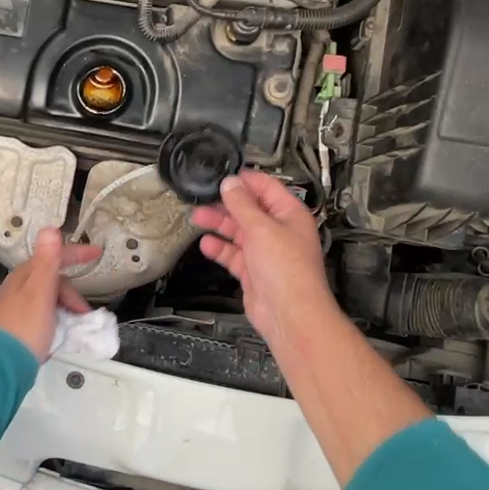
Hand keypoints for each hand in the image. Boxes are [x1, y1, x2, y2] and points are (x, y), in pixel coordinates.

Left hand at [0, 227, 98, 359]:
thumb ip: (47, 262)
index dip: (76, 254)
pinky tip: (58, 334)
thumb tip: (49, 230)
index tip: (96, 253)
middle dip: (72, 294)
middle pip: (52, 281)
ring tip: (73, 327)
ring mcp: (16, 309)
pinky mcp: (19, 327)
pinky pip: (44, 316)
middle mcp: (17, 290)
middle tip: (82, 313)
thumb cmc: (23, 330)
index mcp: (23, 277)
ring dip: (66, 309)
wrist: (2, 366)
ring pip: (49, 300)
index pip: (52, 257)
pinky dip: (56, 321)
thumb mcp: (39, 293)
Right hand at [193, 172, 338, 360]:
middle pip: (249, 210)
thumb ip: (243, 205)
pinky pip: (233, 254)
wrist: (288, 313)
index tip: (225, 176)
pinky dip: (219, 248)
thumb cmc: (289, 273)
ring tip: (199, 217)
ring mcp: (266, 252)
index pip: (267, 188)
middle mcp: (279, 232)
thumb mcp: (261, 228)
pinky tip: (207, 244)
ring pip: (238, 232)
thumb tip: (231, 184)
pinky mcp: (253, 271)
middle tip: (204, 198)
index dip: (246, 181)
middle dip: (226, 204)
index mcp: (290, 215)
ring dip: (219, 225)